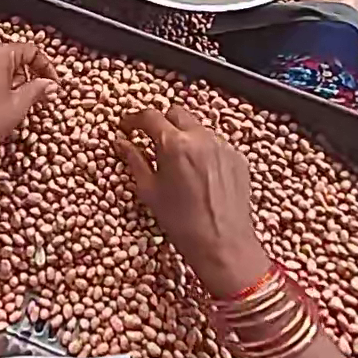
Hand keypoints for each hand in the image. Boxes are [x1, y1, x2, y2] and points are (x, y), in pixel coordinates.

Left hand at [0, 42, 56, 159]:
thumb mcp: (17, 107)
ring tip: (12, 102)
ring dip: (8, 78)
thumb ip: (36, 90)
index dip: (46, 67)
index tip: (51, 83)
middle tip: (33, 95)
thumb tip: (48, 84)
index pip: (30, 50)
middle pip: (11, 55)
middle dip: (25, 74)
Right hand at [112, 106, 271, 295]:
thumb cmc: (182, 222)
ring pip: (196, 127)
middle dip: (160, 122)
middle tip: (149, 139)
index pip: (149, 116)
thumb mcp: (149, 190)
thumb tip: (121, 143)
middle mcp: (201, 138)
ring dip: (182, 135)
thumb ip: (134, 160)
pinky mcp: (237, 158)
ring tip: (174, 160)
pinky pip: (214, 143)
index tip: (126, 126)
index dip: (133, 119)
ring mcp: (222, 146)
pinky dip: (201, 149)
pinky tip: (195, 172)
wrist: (223, 244)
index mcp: (175, 145)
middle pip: (175, 113)